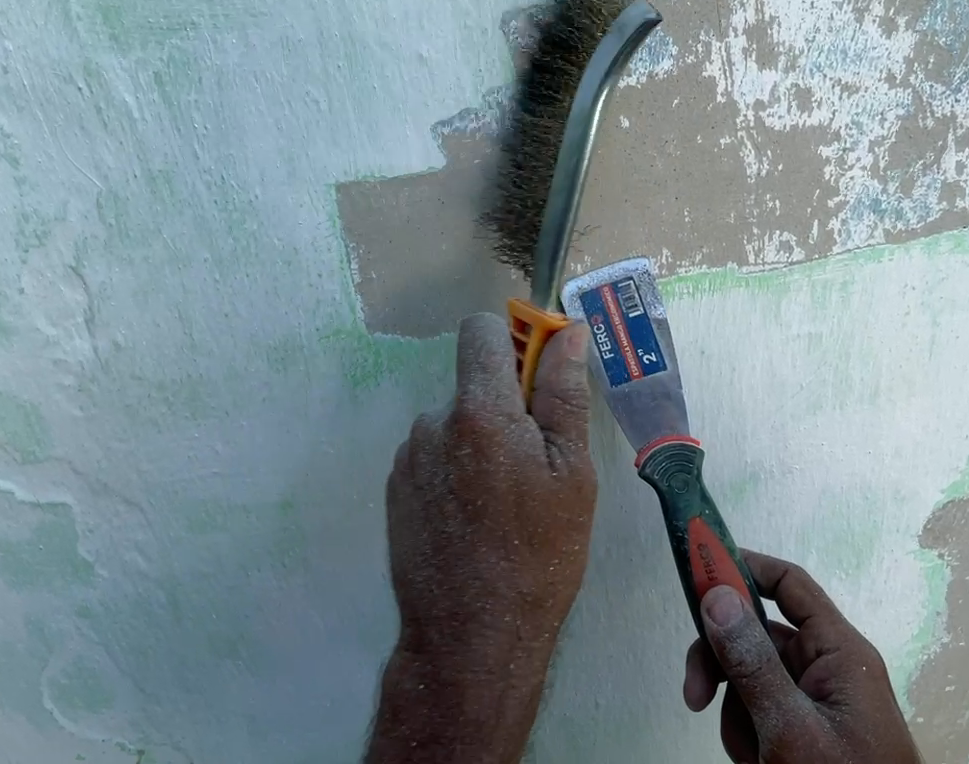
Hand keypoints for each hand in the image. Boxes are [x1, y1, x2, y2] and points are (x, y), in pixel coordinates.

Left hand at [366, 314, 596, 763]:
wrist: (471, 637)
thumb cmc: (539, 554)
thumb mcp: (572, 473)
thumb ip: (564, 394)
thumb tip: (567, 333)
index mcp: (479, 410)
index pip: (480, 329)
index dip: (511, 338)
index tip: (536, 373)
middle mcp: (433, 422)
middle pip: (473, 382)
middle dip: (504, 404)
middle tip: (534, 462)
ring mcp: (408, 456)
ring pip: (455, 422)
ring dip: (480, 441)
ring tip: (505, 501)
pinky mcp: (396, 488)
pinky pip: (434, 455)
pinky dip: (456, 469)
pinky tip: (475, 517)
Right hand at [683, 551, 920, 763]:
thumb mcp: (789, 729)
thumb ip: (750, 661)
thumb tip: (717, 593)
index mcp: (839, 652)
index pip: (788, 584)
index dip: (744, 567)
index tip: (697, 571)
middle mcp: (827, 668)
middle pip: (756, 635)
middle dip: (722, 664)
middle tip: (694, 695)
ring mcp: (816, 702)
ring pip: (751, 678)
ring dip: (737, 714)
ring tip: (753, 758)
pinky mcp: (806, 733)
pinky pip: (759, 712)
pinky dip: (748, 736)